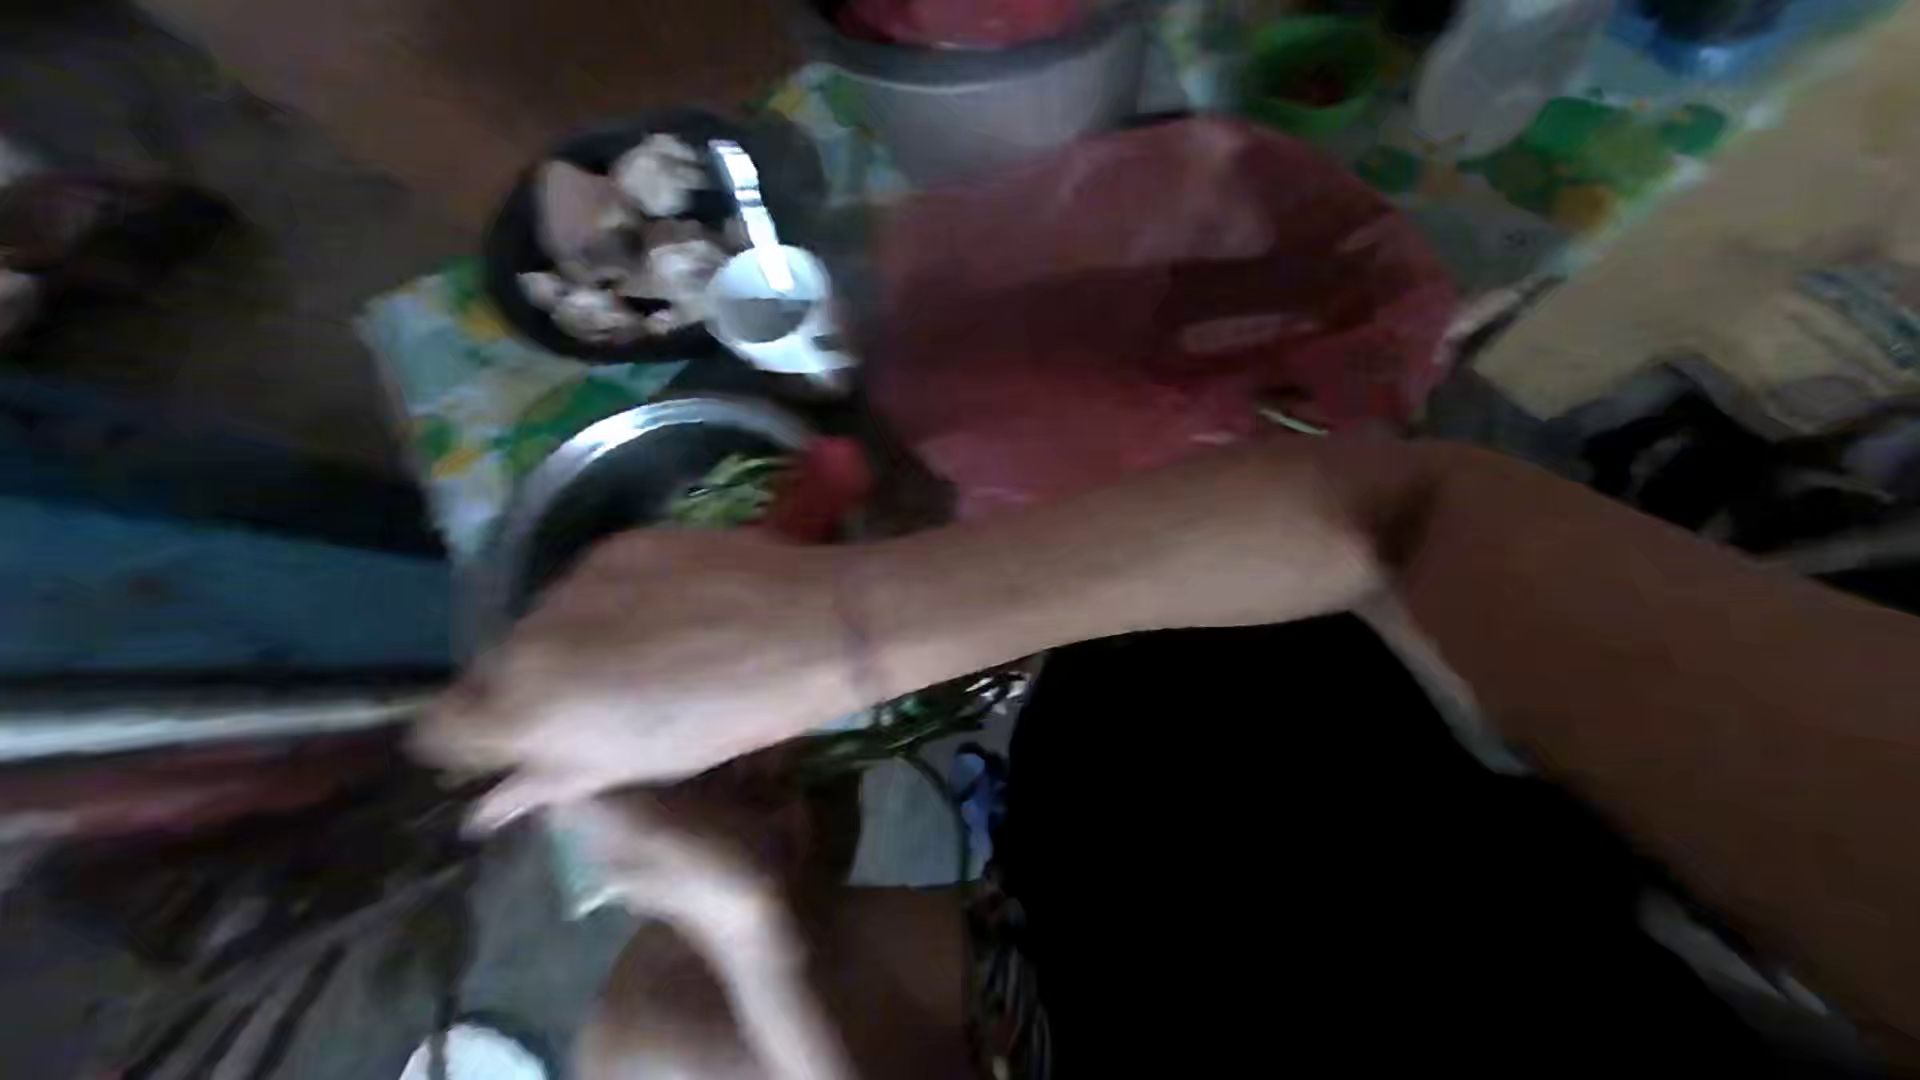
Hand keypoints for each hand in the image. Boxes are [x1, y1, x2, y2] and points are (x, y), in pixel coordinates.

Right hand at [414, 530, 858, 818]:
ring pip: (547, 617)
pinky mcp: (622, 540)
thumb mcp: (646, 763)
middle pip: (496, 664)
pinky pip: (593, 580)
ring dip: (577, 636)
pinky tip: (671, 607)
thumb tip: (491, 803)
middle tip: (606, 691)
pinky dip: (616, 598)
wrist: (810, 625)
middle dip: (535, 683)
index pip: (442, 725)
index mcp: (527, 705)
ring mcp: (579, 577)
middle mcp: (530, 633)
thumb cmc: (736, 716)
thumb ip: (559, 776)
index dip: (484, 735)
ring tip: (649, 646)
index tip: (532, 735)